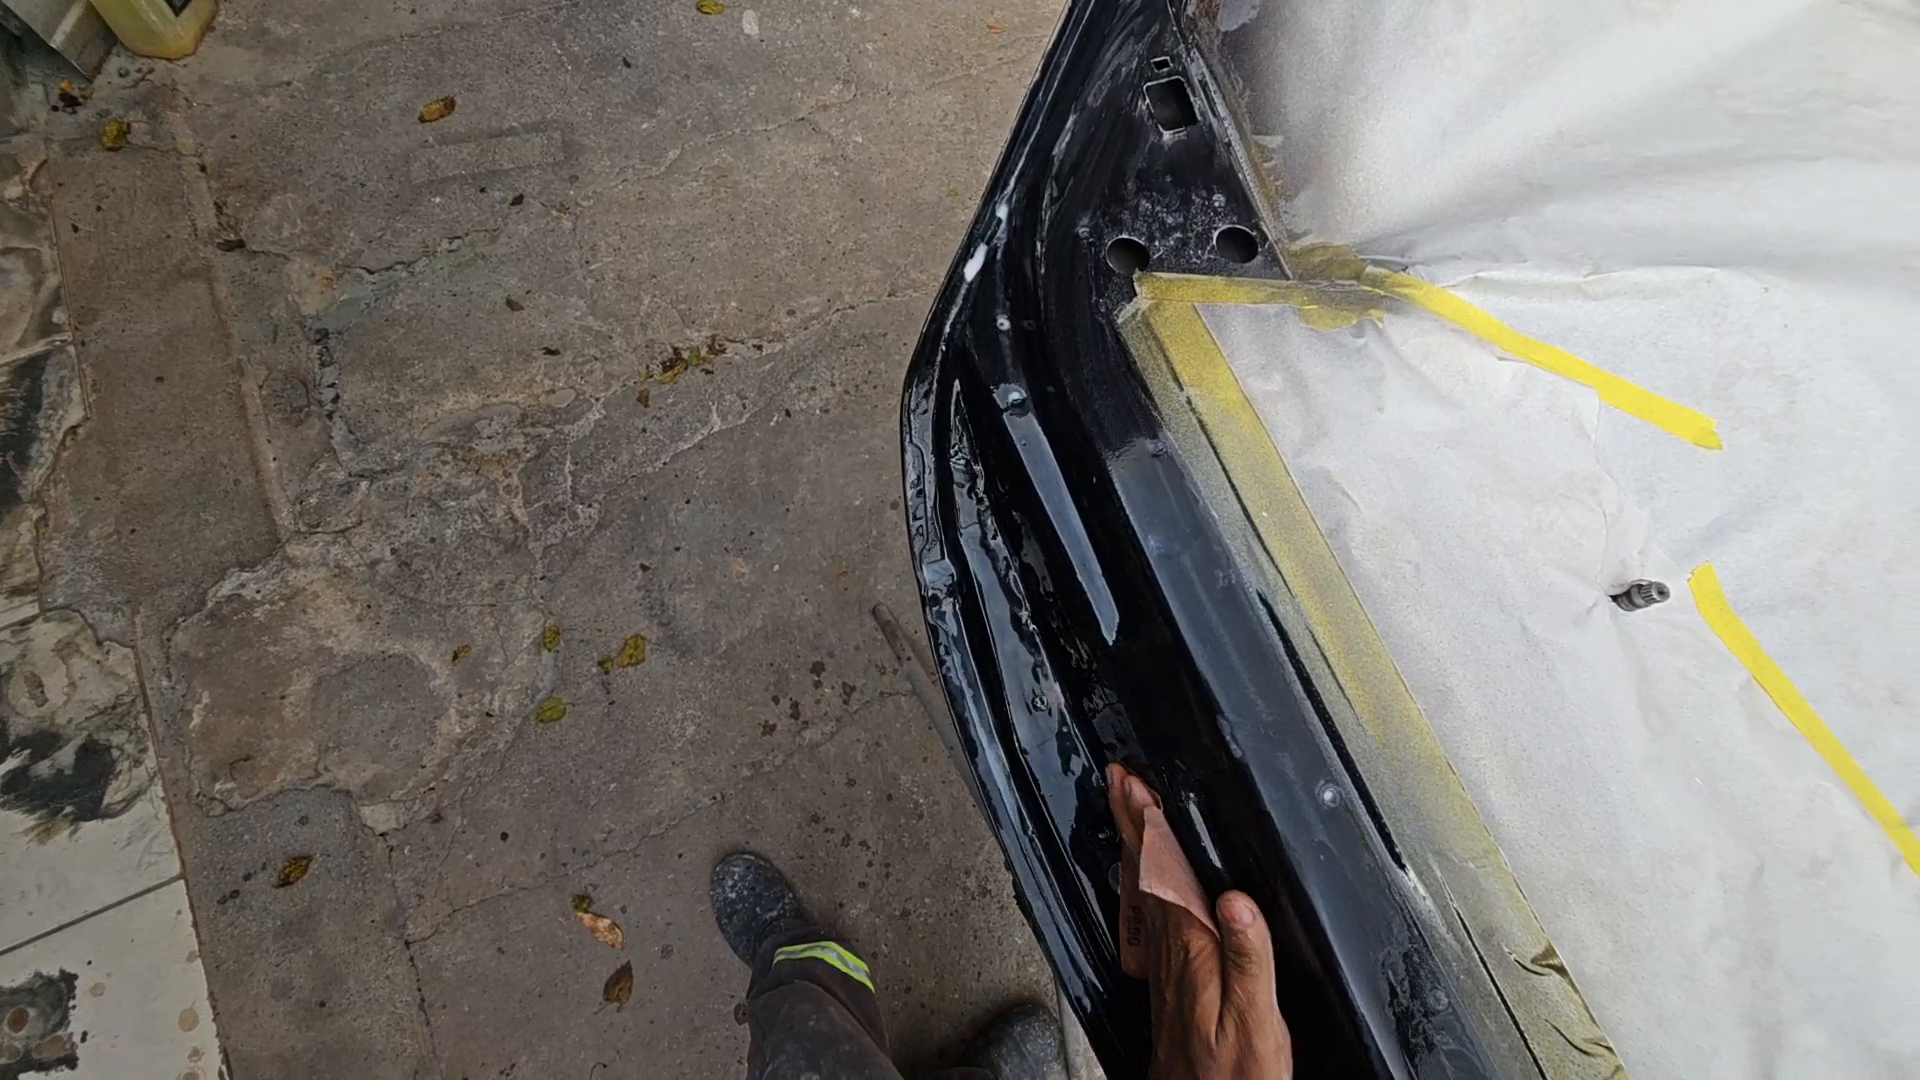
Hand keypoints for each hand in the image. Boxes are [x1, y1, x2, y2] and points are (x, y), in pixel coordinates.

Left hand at [1107, 763, 1292, 1079]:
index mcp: (1189, 942)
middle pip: (1144, 863)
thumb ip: (1248, 959)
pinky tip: (1140, 863)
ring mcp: (1162, 950)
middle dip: (1130, 816)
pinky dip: (1142, 870)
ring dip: (1133, 836)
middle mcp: (1168, 938)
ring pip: (1141, 878)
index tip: (1134, 785)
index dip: (1149, 822)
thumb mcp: (1255, 1021)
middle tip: (1118, 776)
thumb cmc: (1233, 1072)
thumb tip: (1238, 901)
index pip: (1164, 867)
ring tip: (1125, 803)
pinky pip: (1146, 901)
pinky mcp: (1165, 964)